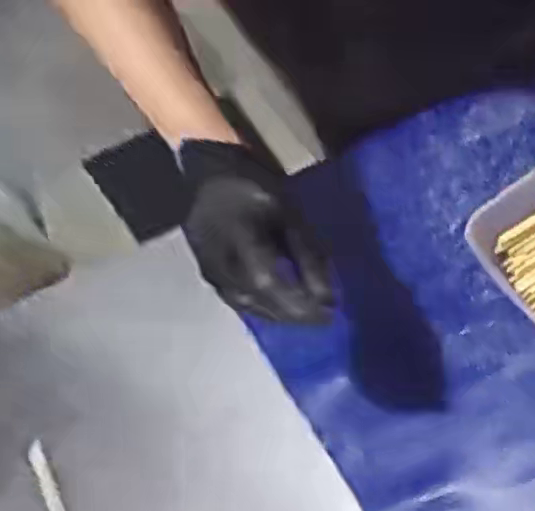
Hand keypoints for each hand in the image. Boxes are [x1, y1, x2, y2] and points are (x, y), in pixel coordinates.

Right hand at [177, 140, 334, 323]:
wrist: (210, 169)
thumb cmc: (256, 187)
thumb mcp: (290, 215)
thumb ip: (308, 257)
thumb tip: (328, 299)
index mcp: (235, 234)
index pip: (266, 282)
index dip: (298, 304)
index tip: (328, 313)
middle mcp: (214, 255)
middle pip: (256, 299)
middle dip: (293, 314)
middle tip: (322, 318)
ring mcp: (206, 265)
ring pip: (245, 304)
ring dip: (278, 315)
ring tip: (305, 315)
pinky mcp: (206, 270)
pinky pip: (235, 299)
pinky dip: (262, 308)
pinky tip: (282, 308)